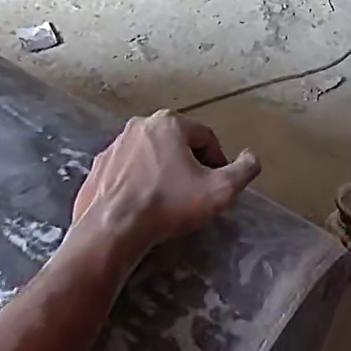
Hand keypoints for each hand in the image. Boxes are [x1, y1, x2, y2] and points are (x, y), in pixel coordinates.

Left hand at [70, 111, 260, 260]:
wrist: (113, 228)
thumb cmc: (168, 204)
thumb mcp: (220, 191)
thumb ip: (244, 171)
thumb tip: (252, 157)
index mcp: (169, 123)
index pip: (206, 137)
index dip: (219, 160)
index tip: (220, 184)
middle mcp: (139, 125)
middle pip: (177, 143)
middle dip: (190, 164)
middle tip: (197, 192)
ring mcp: (114, 145)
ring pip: (150, 155)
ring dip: (164, 171)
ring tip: (170, 200)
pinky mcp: (98, 167)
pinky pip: (127, 170)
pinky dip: (139, 181)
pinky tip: (143, 203)